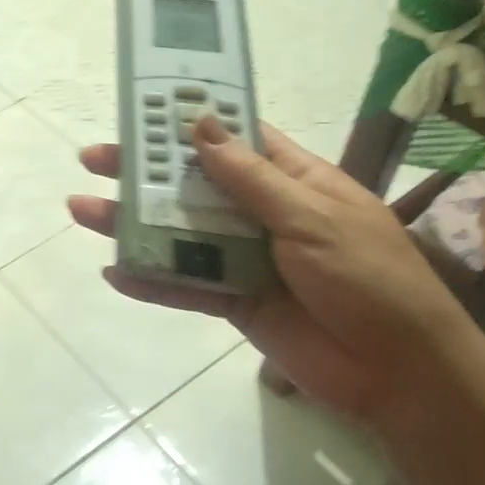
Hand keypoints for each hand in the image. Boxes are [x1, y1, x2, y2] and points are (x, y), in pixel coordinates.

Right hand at [66, 117, 478, 421]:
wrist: (402, 375)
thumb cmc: (371, 279)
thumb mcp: (312, 218)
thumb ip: (250, 178)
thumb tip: (200, 124)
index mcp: (294, 182)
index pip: (235, 140)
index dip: (190, 122)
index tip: (143, 109)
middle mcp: (263, 214)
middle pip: (192, 185)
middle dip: (143, 171)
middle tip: (93, 160)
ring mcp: (246, 258)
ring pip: (179, 233)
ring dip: (132, 223)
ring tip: (82, 210)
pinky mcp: (235, 301)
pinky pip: (185, 285)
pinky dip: (151, 280)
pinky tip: (115, 273)